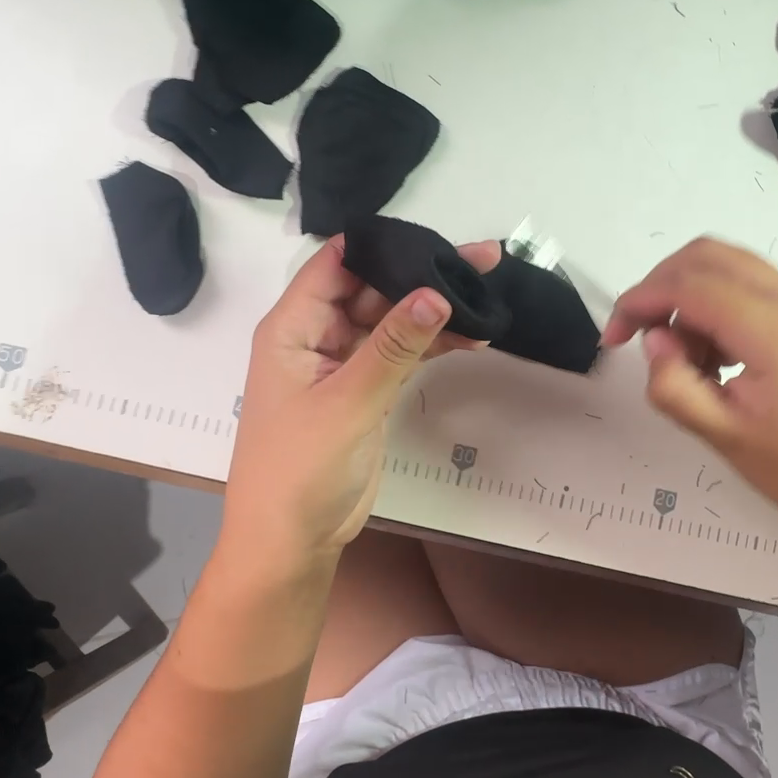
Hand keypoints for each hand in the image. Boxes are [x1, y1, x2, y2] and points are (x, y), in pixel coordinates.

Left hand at [226, 236, 501, 555]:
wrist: (292, 541)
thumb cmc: (300, 468)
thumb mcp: (347, 402)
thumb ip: (393, 347)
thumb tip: (436, 293)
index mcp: (294, 327)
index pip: (336, 265)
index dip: (382, 246)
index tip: (435, 236)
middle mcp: (317, 337)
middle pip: (371, 290)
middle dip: (420, 276)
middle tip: (479, 260)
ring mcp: (343, 366)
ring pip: (391, 323)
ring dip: (433, 312)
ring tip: (486, 295)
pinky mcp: (365, 392)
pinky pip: (401, 356)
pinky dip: (432, 347)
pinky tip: (471, 338)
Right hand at [602, 237, 777, 535]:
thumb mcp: (724, 437)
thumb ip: (673, 385)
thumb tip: (654, 341)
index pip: (691, 285)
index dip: (641, 300)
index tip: (614, 336)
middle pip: (708, 256)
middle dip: (661, 286)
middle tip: (639, 336)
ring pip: (729, 266)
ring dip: (689, 296)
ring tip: (684, 359)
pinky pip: (751, 286)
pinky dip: (716, 304)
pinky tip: (714, 355)